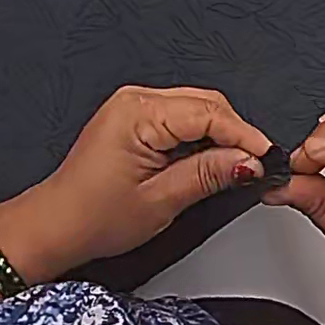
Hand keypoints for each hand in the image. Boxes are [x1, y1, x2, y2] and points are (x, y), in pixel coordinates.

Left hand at [13, 85, 272, 274]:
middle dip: (235, 134)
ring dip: (219, 135)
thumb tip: (249, 161)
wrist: (57, 224)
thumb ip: (209, 174)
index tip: (266, 157)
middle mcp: (135, 100)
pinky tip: (207, 160)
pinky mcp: (136, 117)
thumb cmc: (92, 216)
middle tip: (253, 166)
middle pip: (207, 104)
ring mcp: (134, 106)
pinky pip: (182, 116)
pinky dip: (201, 137)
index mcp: (137, 113)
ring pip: (198, 108)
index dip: (244, 135)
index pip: (209, 113)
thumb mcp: (161, 200)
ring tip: (231, 167)